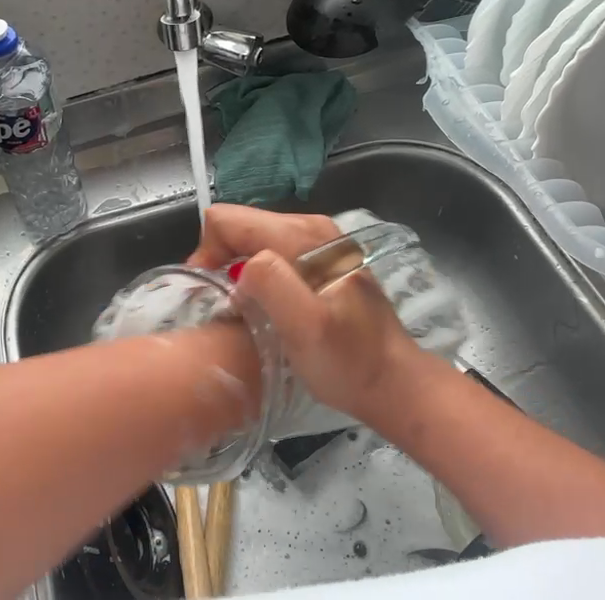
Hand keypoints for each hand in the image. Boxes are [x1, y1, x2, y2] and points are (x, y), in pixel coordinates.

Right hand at [189, 205, 435, 418]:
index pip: (227, 220)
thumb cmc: (348, 362)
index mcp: (301, 237)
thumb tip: (240, 268)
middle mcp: (310, 226)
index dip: (208, 251)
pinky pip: (274, 250)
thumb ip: (271, 284)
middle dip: (222, 258)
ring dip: (239, 267)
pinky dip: (260, 272)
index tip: (211, 292)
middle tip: (227, 305)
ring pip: (255, 237)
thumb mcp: (305, 328)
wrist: (396, 384)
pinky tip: (269, 304)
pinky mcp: (323, 258)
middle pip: (240, 224)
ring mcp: (319, 240)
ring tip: (246, 307)